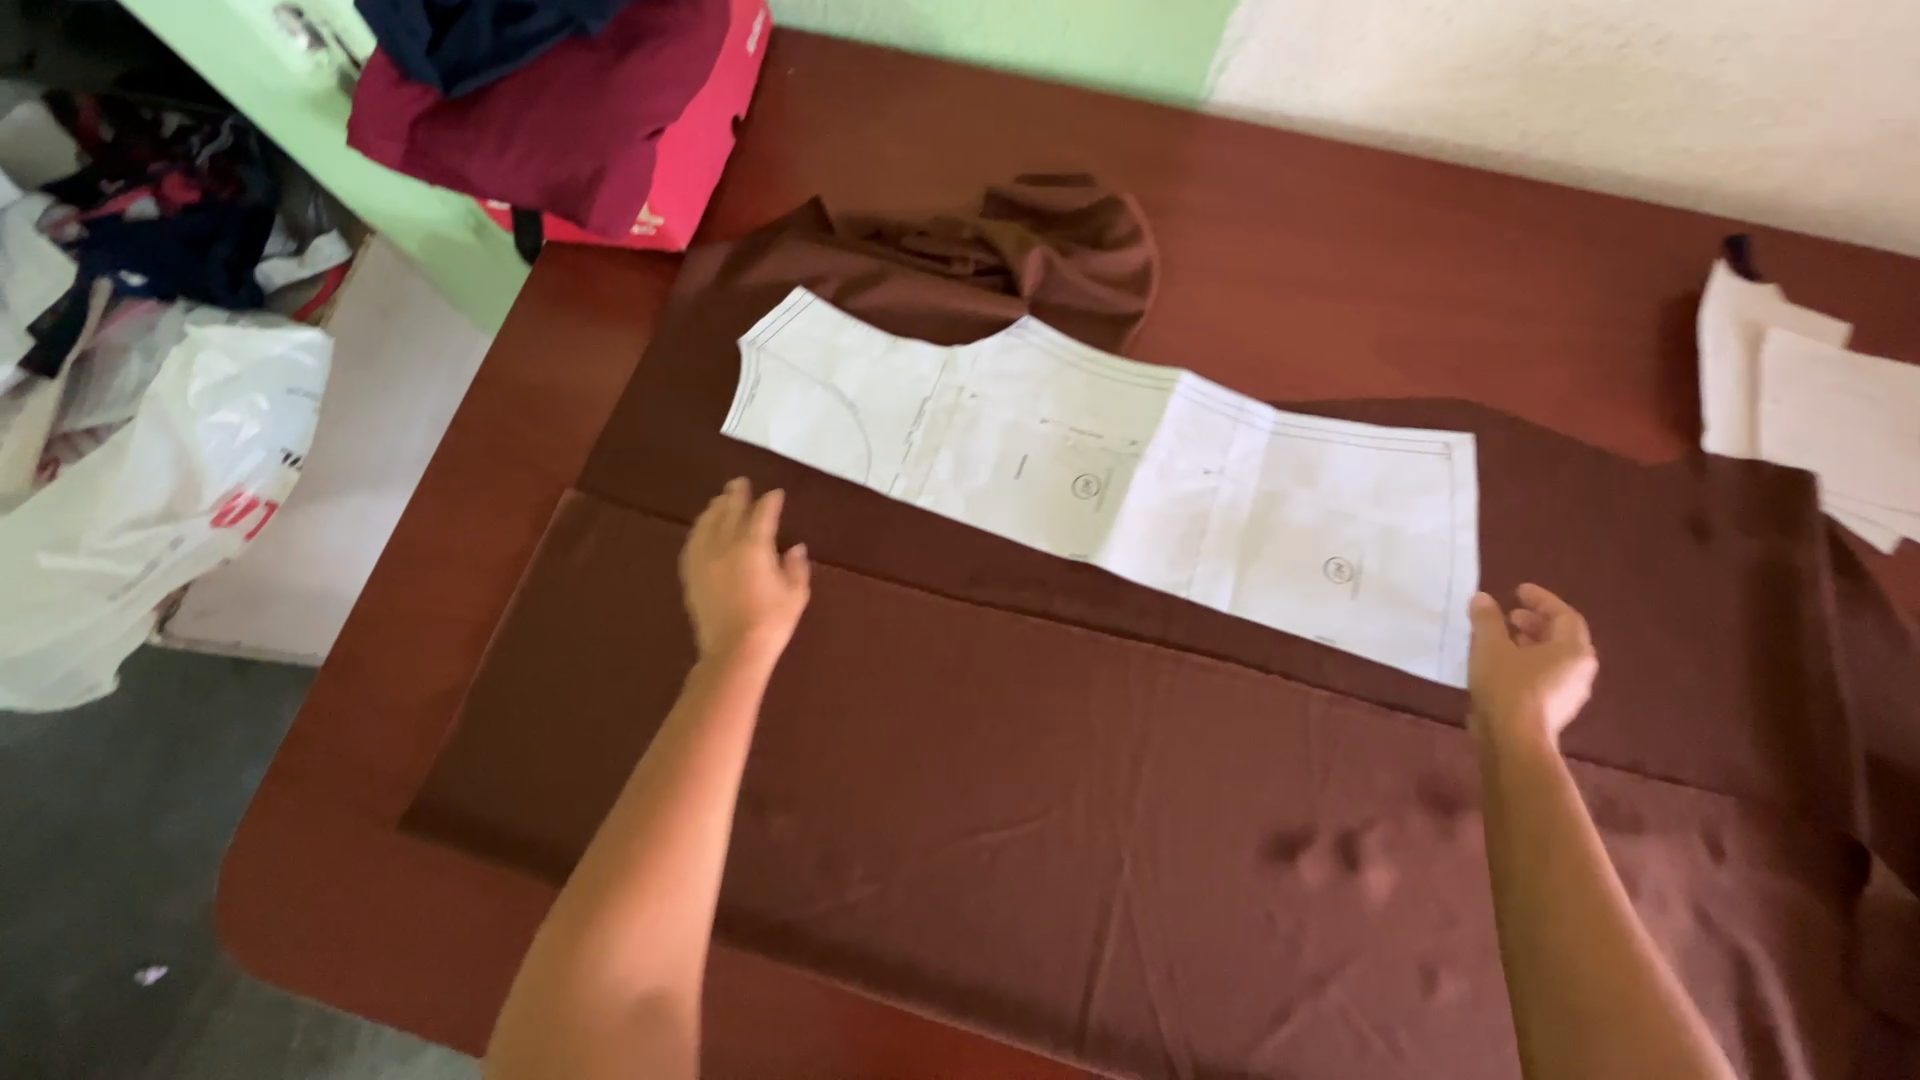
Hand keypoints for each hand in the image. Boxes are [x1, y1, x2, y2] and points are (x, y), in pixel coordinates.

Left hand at [679, 478, 810, 662]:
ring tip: (720, 501)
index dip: (770, 502)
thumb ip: (795, 567)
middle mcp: (725, 546)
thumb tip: (795, 548)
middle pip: (730, 512)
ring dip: (715, 509)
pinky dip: (699, 530)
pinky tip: (702, 529)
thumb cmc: (771, 622)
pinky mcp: (692, 575)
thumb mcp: (795, 594)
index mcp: (754, 547)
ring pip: (707, 524)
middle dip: (737, 495)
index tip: (775, 494)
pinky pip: (693, 544)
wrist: (734, 651)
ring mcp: (705, 559)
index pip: (762, 515)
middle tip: (739, 483)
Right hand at [1466, 584, 1597, 747]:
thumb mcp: (1490, 646)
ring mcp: (1569, 692)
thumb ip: (1487, 620)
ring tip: (1503, 638)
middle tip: (1510, 614)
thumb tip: (1483, 598)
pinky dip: (1527, 662)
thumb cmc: (1507, 686)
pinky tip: (1502, 665)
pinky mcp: (1553, 708)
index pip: (1564, 615)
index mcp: (1573, 650)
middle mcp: (1579, 669)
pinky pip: (1544, 675)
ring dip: (1530, 643)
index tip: (1518, 590)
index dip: (1541, 600)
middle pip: (1562, 637)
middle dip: (1536, 622)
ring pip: (1553, 658)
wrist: (1514, 739)